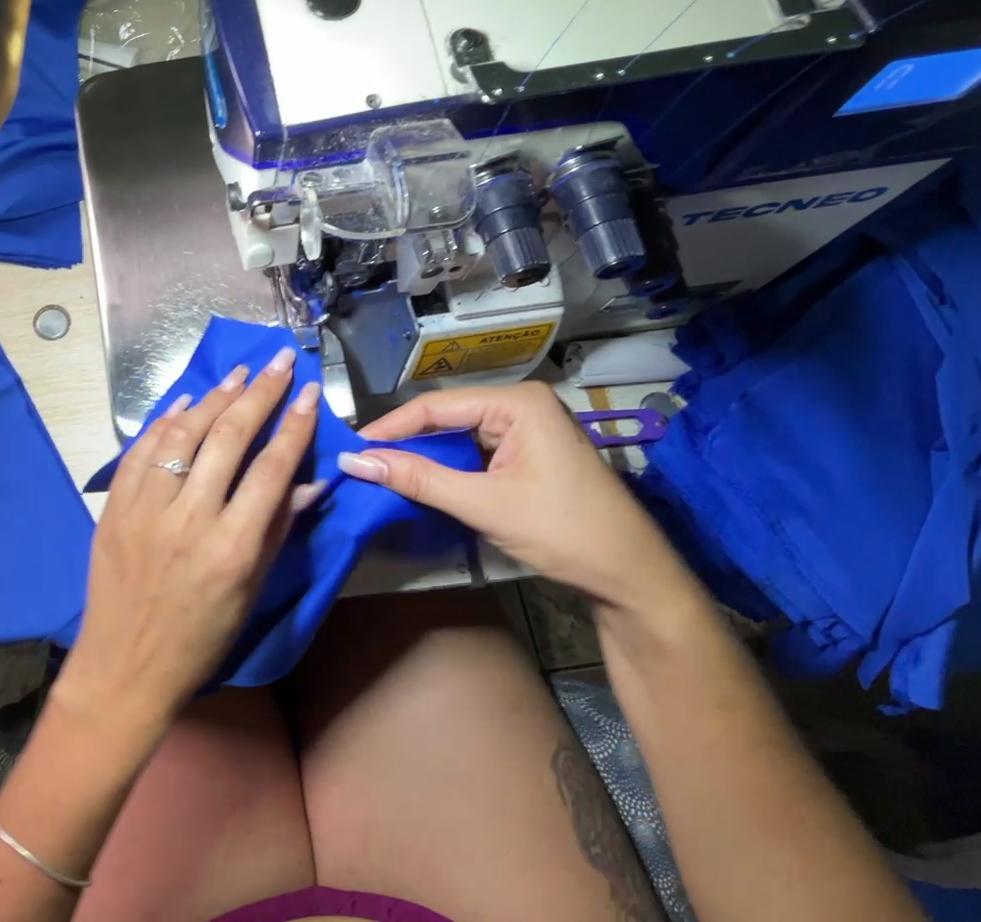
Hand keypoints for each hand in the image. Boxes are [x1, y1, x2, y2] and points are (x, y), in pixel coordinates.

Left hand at [56, 346, 320, 731]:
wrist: (126, 665)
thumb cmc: (200, 637)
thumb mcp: (250, 591)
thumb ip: (277, 530)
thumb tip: (309, 482)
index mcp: (232, 547)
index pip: (271, 469)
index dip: (294, 426)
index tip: (310, 393)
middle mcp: (189, 519)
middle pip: (228, 438)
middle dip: (259, 394)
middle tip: (279, 363)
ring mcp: (145, 509)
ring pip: (182, 435)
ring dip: (213, 398)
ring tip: (239, 375)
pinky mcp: (114, 507)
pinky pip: (140, 452)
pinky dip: (163, 422)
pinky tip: (185, 402)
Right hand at [342, 382, 690, 611]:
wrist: (631, 577)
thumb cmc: (563, 531)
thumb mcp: (482, 504)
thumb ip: (417, 479)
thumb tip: (354, 462)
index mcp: (518, 402)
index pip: (435, 406)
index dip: (389, 428)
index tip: (349, 450)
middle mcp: (523, 405)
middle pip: (446, 417)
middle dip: (404, 441)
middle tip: (360, 463)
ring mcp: (529, 429)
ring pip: (458, 435)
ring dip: (423, 456)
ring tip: (380, 471)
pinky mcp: (530, 454)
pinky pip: (475, 451)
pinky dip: (447, 468)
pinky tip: (420, 481)